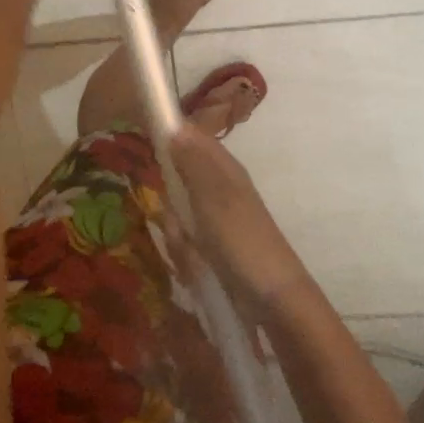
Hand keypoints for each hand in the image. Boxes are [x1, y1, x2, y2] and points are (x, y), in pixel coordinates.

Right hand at [168, 119, 313, 316]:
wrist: (271, 297)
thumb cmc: (242, 240)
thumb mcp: (213, 196)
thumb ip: (193, 162)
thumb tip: (175, 125)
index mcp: (224, 168)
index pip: (190, 138)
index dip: (169, 141)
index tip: (152, 159)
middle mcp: (220, 188)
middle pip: (176, 182)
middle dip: (170, 207)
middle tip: (177, 224)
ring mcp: (216, 219)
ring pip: (178, 216)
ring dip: (177, 236)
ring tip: (190, 252)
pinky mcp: (213, 246)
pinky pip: (186, 241)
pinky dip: (186, 255)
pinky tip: (195, 267)